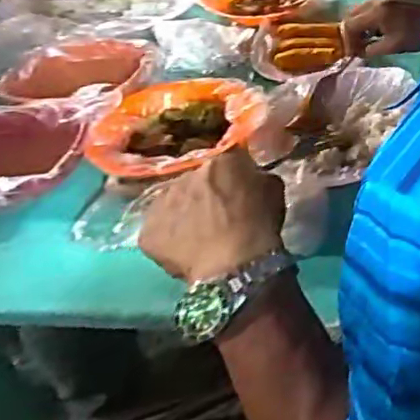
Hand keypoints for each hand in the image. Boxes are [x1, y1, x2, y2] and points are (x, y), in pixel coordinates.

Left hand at [139, 148, 284, 282]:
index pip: (227, 159)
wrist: (232, 260)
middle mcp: (184, 177)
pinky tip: (186, 241)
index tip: (241, 181)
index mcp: (220, 162)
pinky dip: (171, 230)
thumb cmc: (259, 220)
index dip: (234, 171)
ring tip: (199, 226)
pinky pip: (160, 225)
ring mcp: (159, 205)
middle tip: (219, 205)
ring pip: (173, 200)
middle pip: (195, 179)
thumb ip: (256, 176)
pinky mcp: (145, 231)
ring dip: (185, 208)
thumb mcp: (274, 187)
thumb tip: (249, 176)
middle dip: (206, 188)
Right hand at [341, 0, 419, 57]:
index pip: (349, 25)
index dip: (348, 41)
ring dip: (363, 22)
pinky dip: (373, 15)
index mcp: (376, 12)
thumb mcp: (393, 47)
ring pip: (363, 8)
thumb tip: (359, 51)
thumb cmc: (419, 35)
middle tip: (359, 44)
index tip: (353, 52)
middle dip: (353, 30)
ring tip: (371, 36)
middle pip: (353, 14)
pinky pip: (376, 4)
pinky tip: (382, 26)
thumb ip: (370, 49)